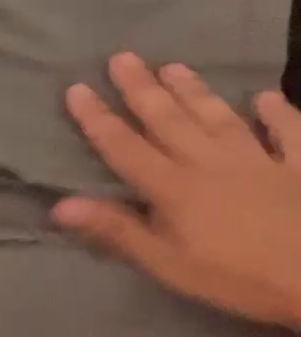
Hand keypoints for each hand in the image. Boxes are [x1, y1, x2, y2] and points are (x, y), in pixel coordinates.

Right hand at [54, 52, 300, 328]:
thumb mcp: (168, 264)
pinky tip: (265, 97)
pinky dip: (279, 114)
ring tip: (175, 66)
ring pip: (221, 120)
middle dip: (142, 90)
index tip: (76, 88)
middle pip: (170, 122)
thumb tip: (59, 204)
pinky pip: (292, 136)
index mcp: (173, 188)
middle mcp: (211, 166)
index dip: (97, 117)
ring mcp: (263, 164)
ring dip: (196, 93)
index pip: (124, 146)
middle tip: (123, 58)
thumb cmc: (240, 278)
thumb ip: (116, 231)